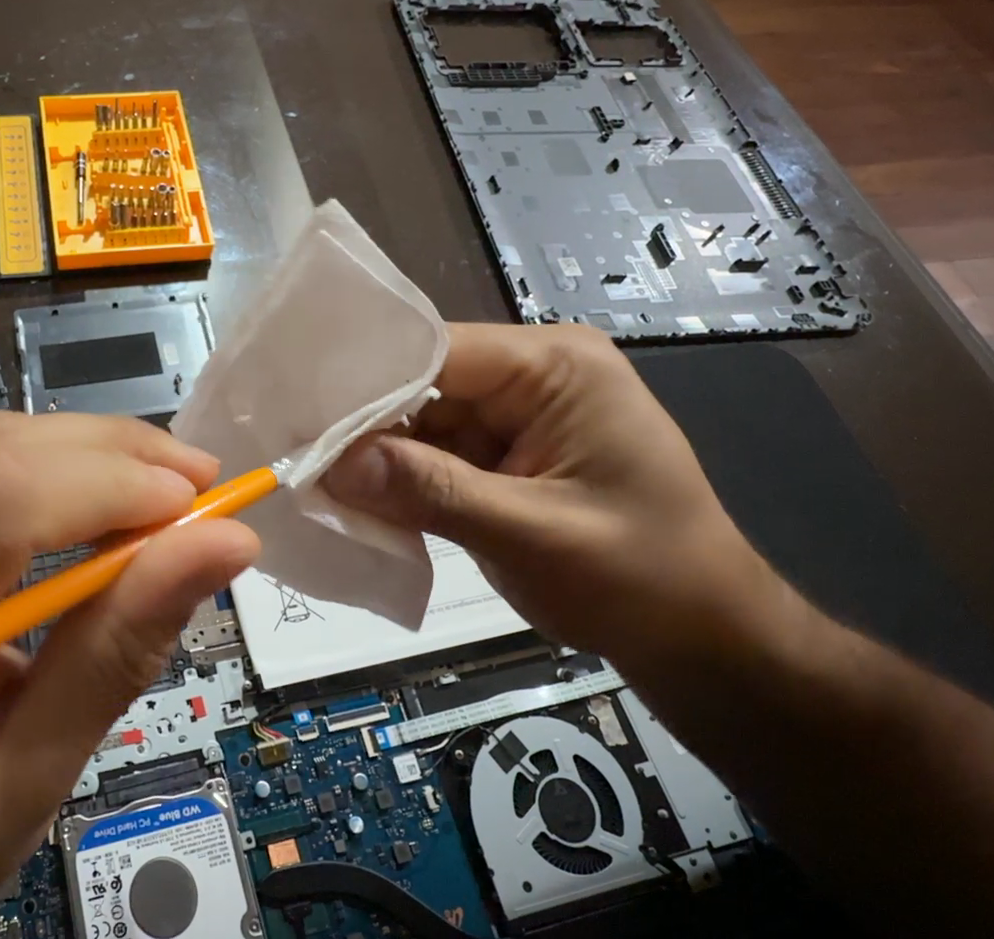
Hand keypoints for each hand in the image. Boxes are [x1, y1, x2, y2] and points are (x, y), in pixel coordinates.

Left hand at [0, 413, 259, 937]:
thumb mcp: (24, 781)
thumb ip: (114, 654)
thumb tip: (223, 543)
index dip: (106, 484)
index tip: (199, 506)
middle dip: (109, 456)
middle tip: (199, 487)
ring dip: (78, 454)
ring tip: (158, 492)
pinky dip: (35, 471)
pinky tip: (86, 499)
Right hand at [322, 323, 788, 669]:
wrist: (703, 642)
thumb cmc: (642, 581)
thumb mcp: (532, 535)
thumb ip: (431, 492)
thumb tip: (329, 464)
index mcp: (554, 367)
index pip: (434, 352)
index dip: (364, 385)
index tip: (295, 422)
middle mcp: (532, 378)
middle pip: (421, 386)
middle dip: (363, 428)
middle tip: (290, 460)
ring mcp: (517, 419)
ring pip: (420, 426)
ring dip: (375, 461)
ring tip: (310, 486)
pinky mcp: (505, 459)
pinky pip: (435, 459)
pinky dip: (400, 484)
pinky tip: (354, 504)